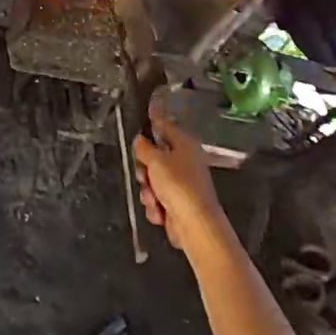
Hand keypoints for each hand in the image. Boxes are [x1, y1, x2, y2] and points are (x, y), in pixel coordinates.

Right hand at [133, 114, 225, 250]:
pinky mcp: (177, 204)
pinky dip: (155, 206)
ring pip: (151, 180)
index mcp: (184, 146)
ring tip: (155, 200)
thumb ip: (143, 147)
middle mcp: (184, 162)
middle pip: (153, 156)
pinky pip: (156, 198)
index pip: (164, 126)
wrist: (195, 226)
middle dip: (144, 170)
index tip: (146, 108)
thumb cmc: (178, 186)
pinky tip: (160, 212)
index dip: (153, 119)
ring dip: (148, 191)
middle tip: (145, 176)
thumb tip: (140, 140)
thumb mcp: (155, 160)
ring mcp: (181, 184)